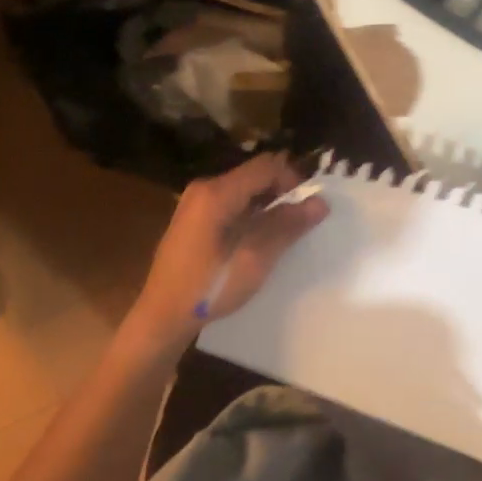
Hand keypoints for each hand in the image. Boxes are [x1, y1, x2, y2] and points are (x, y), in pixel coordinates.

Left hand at [125, 153, 329, 350]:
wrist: (162, 314)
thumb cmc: (208, 287)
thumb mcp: (253, 260)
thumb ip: (286, 227)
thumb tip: (319, 203)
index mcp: (216, 193)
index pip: (266, 166)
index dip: (294, 181)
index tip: (308, 210)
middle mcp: (203, 189)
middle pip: (253, 177)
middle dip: (281, 196)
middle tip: (299, 227)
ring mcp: (194, 203)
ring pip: (242, 192)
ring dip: (265, 209)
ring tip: (280, 239)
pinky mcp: (192, 219)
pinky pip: (229, 206)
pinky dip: (248, 217)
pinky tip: (255, 244)